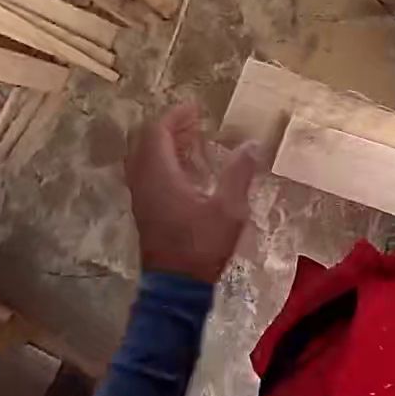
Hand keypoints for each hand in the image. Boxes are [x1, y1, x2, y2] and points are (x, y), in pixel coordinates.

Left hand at [125, 102, 262, 283]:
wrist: (176, 287)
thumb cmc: (202, 246)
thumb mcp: (229, 209)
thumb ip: (239, 173)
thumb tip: (252, 144)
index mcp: (160, 176)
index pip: (158, 133)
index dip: (175, 117)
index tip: (195, 108)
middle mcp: (144, 182)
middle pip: (147, 142)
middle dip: (170, 128)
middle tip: (195, 122)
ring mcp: (141, 197)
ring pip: (145, 159)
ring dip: (166, 145)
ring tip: (192, 140)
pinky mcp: (145, 211)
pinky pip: (148, 173)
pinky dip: (163, 161)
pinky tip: (186, 169)